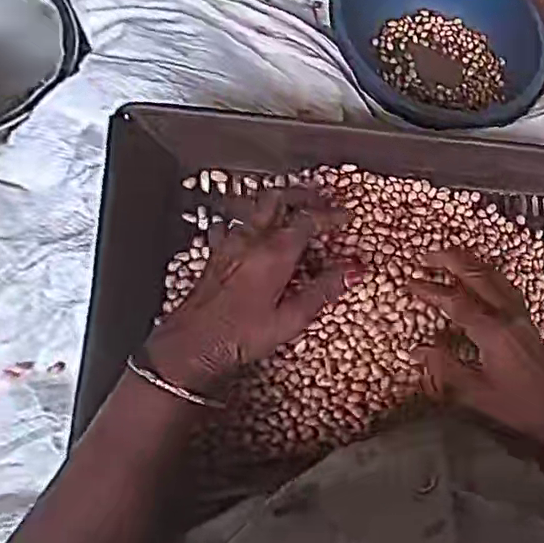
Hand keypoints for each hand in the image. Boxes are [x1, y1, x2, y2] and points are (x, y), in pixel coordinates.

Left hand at [141, 188, 353, 395]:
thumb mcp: (292, 318)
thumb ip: (324, 290)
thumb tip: (354, 271)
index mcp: (273, 254)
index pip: (307, 220)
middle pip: (277, 200)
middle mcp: (250, 242)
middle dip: (302, 195)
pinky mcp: (216, 255)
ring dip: (278, 203)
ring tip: (294, 208)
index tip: (346, 216)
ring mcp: (229, 245)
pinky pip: (236, 224)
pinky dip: (253, 219)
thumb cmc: (240, 336)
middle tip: (322, 198)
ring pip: (254, 208)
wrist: (189, 347)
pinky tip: (256, 230)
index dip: (330, 215)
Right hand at [409, 250, 543, 451]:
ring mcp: (520, 315)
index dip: (431, 290)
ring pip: (494, 276)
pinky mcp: (527, 320)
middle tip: (426, 253)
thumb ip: (444, 368)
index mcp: (493, 332)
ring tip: (449, 255)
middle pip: (478, 276)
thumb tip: (416, 350)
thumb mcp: (474, 393)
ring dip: (470, 262)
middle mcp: (508, 316)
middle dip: (451, 260)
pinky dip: (489, 274)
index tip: (410, 281)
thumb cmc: (518, 405)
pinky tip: (481, 275)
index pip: (456, 302)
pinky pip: (506, 286)